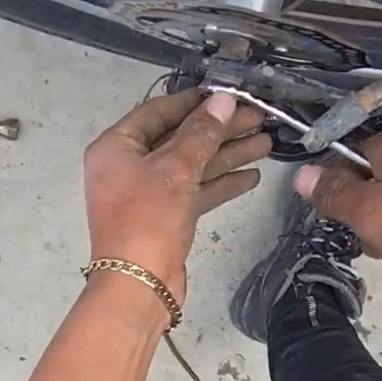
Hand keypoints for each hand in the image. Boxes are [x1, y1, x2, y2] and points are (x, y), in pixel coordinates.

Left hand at [84, 90, 270, 305]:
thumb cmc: (148, 220)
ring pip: (190, 167)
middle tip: (259, 117)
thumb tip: (224, 101)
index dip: (195, 102)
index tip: (229, 94)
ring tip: (266, 143)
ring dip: (226, 155)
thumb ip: (201, 133)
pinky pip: (193, 192)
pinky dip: (219, 184)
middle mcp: (127, 168)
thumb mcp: (176, 169)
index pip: (158, 112)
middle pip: (178, 139)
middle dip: (219, 130)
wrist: (138, 286)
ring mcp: (145, 195)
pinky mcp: (163, 219)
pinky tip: (251, 176)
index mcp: (115, 148)